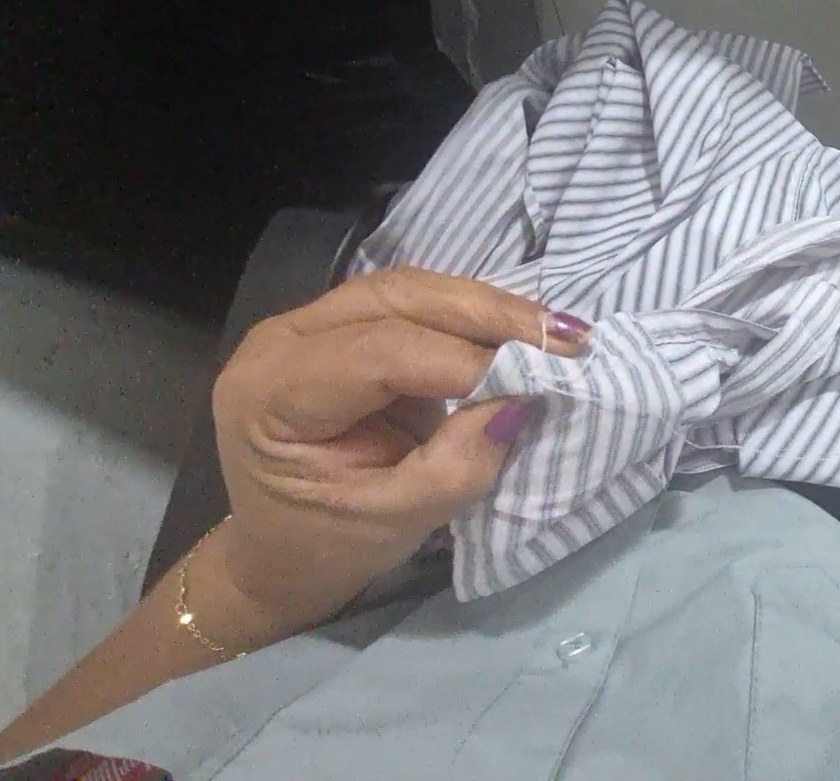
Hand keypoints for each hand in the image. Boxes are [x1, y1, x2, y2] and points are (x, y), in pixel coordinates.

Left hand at [207, 267, 589, 627]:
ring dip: (491, 306)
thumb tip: (522, 402)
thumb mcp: (394, 521)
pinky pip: (422, 302)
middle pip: (402, 297)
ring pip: (417, 288)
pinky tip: (520, 331)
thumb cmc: (325, 545)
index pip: (383, 351)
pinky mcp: (350, 324)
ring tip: (552, 331)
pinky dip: (477, 314)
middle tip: (565, 338)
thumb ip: (456, 466)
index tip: (540, 385)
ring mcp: (315, 323)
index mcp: (273, 392)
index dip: (467, 362)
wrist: (278, 551)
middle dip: (491, 313)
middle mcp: (285, 338)